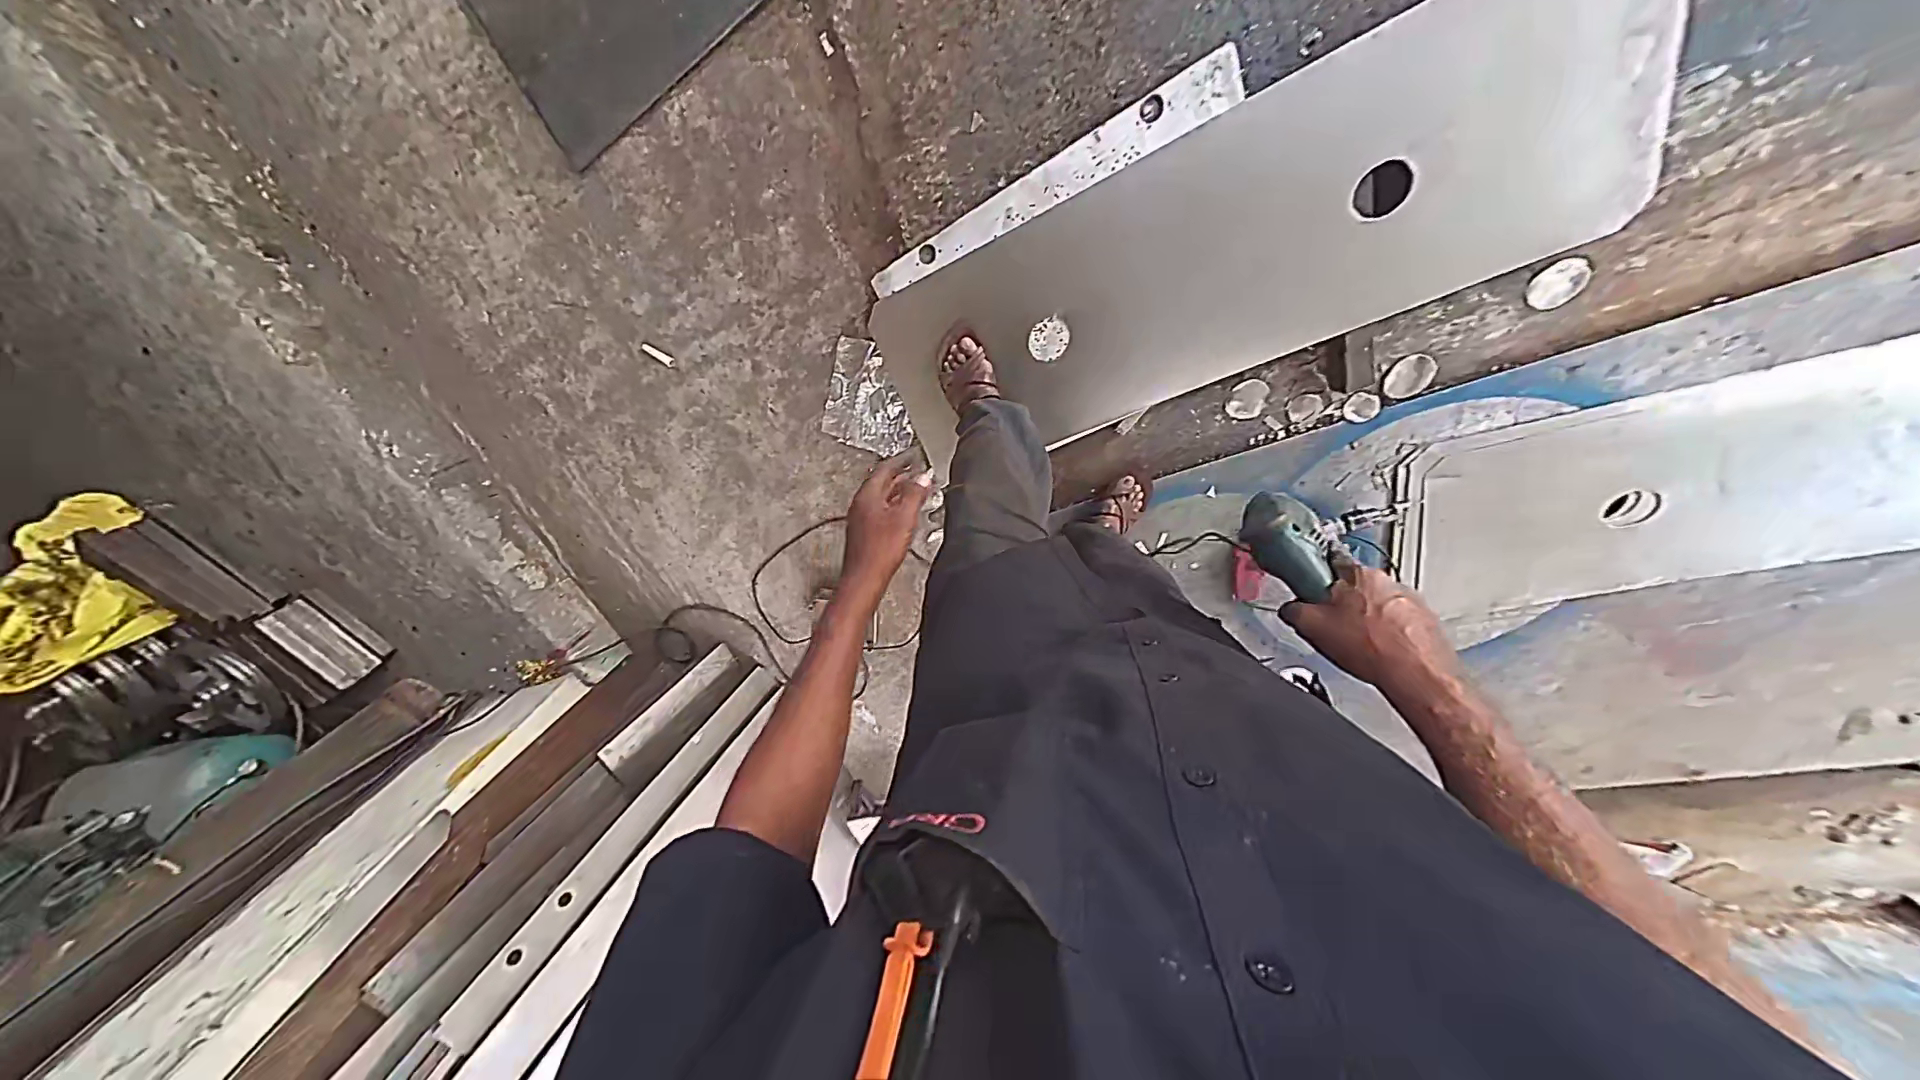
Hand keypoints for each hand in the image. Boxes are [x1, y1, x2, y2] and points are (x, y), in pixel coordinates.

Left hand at [839, 454, 934, 604]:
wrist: (865, 578)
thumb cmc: (879, 551)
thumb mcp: (904, 517)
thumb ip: (915, 494)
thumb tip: (923, 478)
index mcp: (868, 496)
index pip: (885, 470)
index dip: (901, 463)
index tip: (912, 459)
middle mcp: (860, 505)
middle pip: (882, 483)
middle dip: (900, 478)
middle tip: (916, 475)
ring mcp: (860, 519)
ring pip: (880, 498)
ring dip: (897, 493)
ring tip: (913, 493)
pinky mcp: (863, 533)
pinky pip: (879, 512)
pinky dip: (892, 508)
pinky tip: (902, 516)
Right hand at [1279, 557, 1460, 690]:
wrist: (1418, 676)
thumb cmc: (1374, 649)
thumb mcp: (1312, 628)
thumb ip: (1293, 610)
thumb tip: (1290, 609)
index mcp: (1358, 574)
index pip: (1329, 564)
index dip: (1316, 582)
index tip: (1312, 596)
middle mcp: (1387, 580)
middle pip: (1355, 587)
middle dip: (1343, 605)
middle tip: (1333, 628)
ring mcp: (1410, 600)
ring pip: (1377, 605)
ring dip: (1367, 620)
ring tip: (1359, 645)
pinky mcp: (1426, 620)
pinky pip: (1399, 622)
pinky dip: (1388, 634)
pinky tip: (1380, 652)